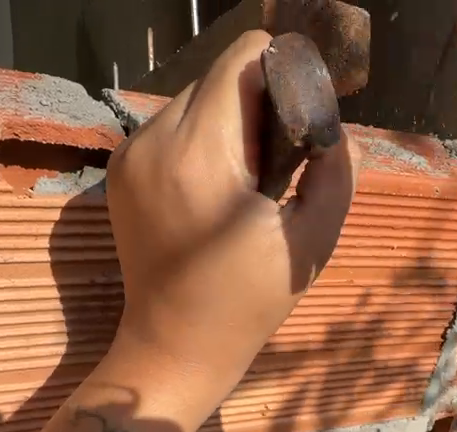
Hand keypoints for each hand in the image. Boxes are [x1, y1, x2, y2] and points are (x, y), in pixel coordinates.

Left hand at [104, 29, 357, 399]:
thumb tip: (336, 129)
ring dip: (229, 126)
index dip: (284, 73)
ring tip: (250, 184)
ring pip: (193, 102)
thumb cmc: (248, 305)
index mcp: (199, 155)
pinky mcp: (120, 171)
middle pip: (218, 78)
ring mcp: (129, 154)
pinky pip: (170, 131)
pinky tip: (218, 194)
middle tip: (281, 163)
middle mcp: (153, 140)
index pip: (242, 59)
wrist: (175, 348)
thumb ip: (336, 177)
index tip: (304, 117)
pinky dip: (201, 146)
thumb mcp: (309, 246)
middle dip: (259, 105)